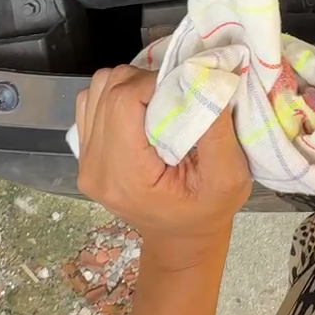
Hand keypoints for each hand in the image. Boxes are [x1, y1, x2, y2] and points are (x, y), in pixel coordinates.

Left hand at [73, 65, 252, 270]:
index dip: (154, 81)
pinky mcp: (86, 155)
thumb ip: (216, 127)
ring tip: (159, 100)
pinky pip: (91, 102)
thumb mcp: (229, 174)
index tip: (184, 87)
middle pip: (107, 89)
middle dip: (145, 79)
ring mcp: (86, 162)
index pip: (122, 100)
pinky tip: (142, 109)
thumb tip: (204, 77)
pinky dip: (117, 95)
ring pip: (96, 89)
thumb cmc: (208, 208)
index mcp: (127, 175)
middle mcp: (96, 168)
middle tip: (176, 92)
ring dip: (130, 84)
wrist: (182, 237)